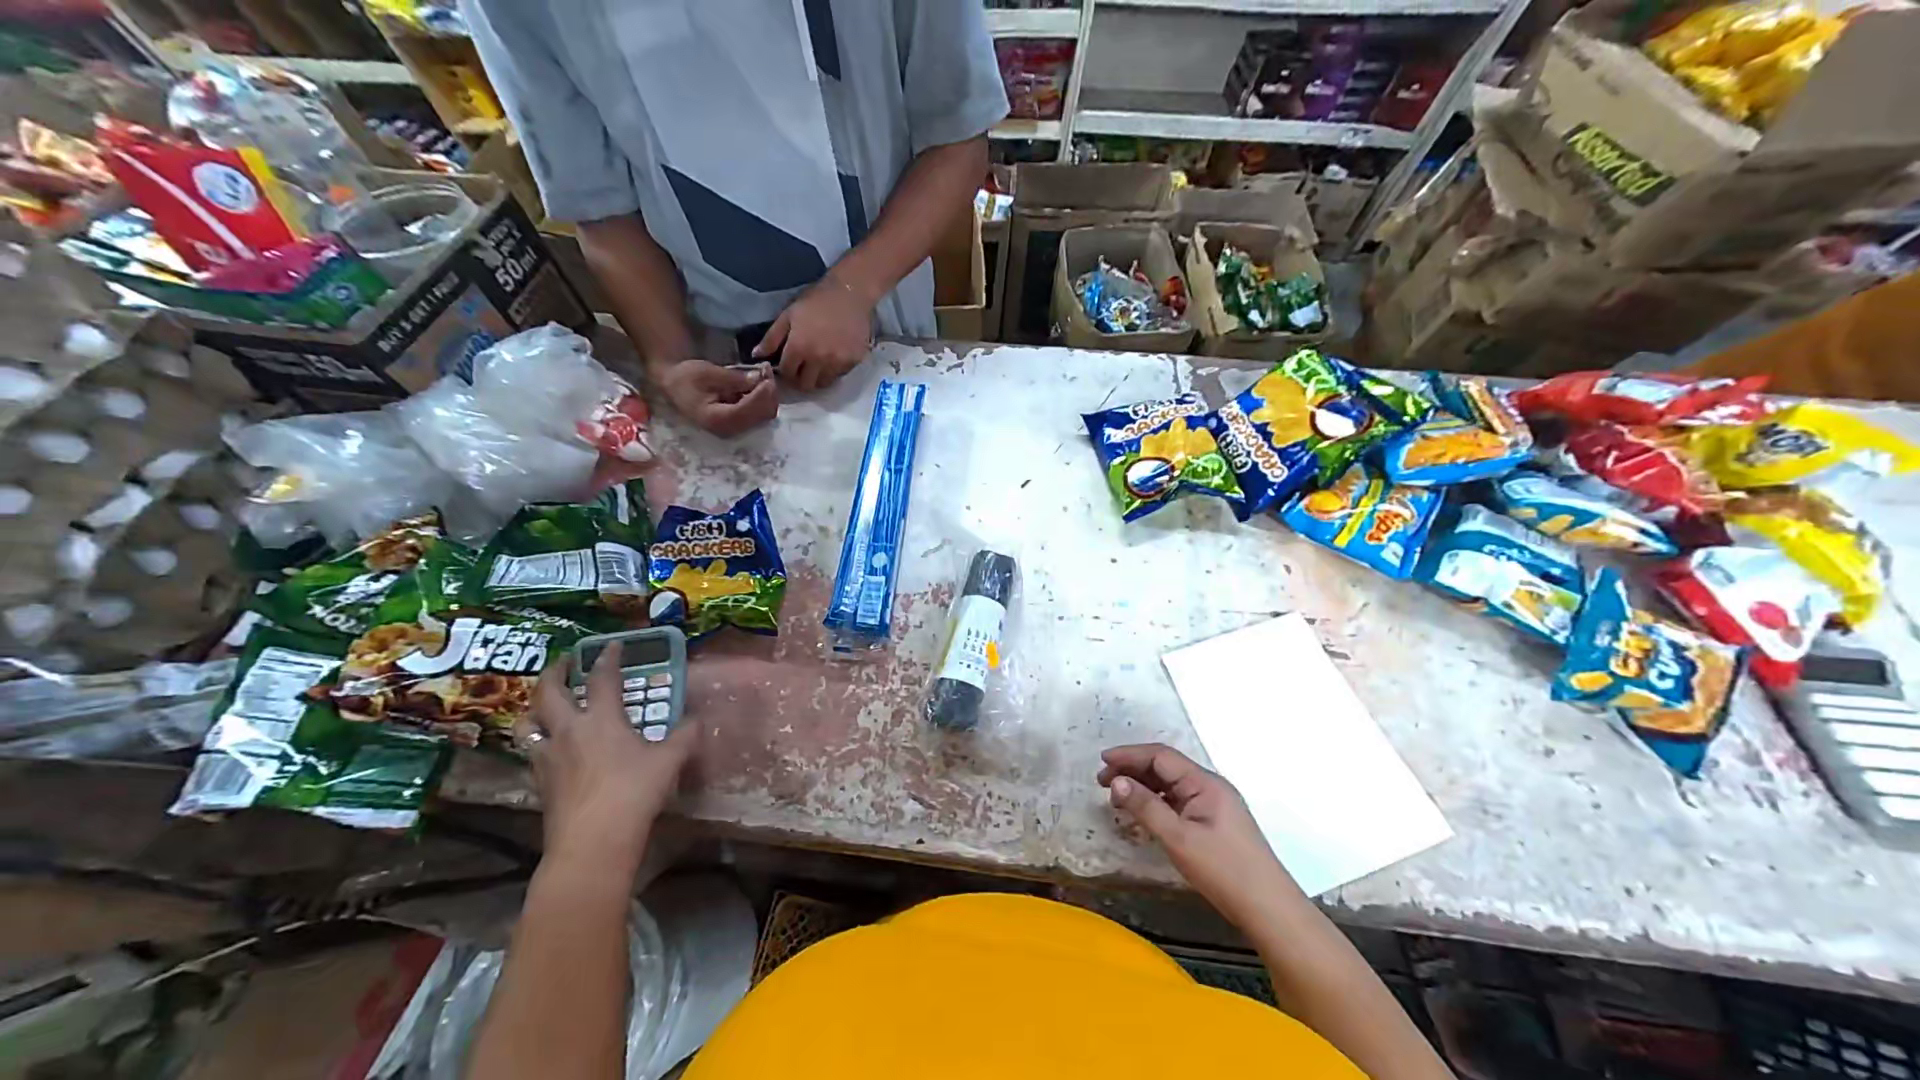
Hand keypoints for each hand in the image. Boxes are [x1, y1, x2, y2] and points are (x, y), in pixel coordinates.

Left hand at [520, 642, 696, 865]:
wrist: (592, 841)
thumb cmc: (634, 793)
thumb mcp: (670, 762)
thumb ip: (684, 736)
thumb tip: (697, 720)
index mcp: (602, 719)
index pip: (603, 678)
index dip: (608, 658)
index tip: (612, 644)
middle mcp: (569, 730)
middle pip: (550, 692)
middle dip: (555, 672)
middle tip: (564, 662)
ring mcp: (548, 756)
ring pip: (528, 722)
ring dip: (534, 707)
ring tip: (544, 703)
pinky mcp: (539, 782)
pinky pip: (530, 751)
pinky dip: (536, 740)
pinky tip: (548, 747)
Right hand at [649, 356, 777, 436]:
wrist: (676, 386)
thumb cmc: (687, 378)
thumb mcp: (708, 373)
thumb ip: (735, 378)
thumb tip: (758, 379)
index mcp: (716, 419)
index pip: (748, 410)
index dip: (761, 392)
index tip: (766, 372)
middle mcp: (728, 430)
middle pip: (761, 415)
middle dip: (768, 392)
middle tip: (766, 370)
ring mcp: (736, 429)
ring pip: (764, 415)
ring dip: (768, 394)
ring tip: (763, 374)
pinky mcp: (740, 424)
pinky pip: (760, 413)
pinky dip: (764, 398)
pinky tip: (759, 383)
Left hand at [754, 276, 873, 390]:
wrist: (850, 293)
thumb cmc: (816, 301)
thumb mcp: (788, 315)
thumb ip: (772, 338)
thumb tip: (756, 356)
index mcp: (799, 347)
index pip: (787, 373)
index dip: (786, 371)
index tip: (789, 366)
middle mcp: (818, 359)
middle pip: (806, 385)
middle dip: (801, 379)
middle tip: (803, 369)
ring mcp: (838, 362)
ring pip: (824, 383)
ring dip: (818, 376)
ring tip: (818, 364)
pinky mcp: (854, 361)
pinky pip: (840, 375)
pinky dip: (834, 370)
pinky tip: (834, 356)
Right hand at [1098, 743, 1300, 921]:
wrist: (1269, 909)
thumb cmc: (1224, 870)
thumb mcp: (1178, 838)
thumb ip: (1146, 807)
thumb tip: (1117, 781)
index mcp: (1205, 783)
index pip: (1161, 756)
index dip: (1129, 755)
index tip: (1102, 761)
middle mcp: (1209, 787)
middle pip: (1165, 768)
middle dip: (1132, 770)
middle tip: (1102, 782)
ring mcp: (1213, 805)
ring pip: (1170, 786)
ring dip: (1142, 787)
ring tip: (1116, 798)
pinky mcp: (1213, 823)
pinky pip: (1178, 802)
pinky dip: (1155, 803)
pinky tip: (1141, 814)